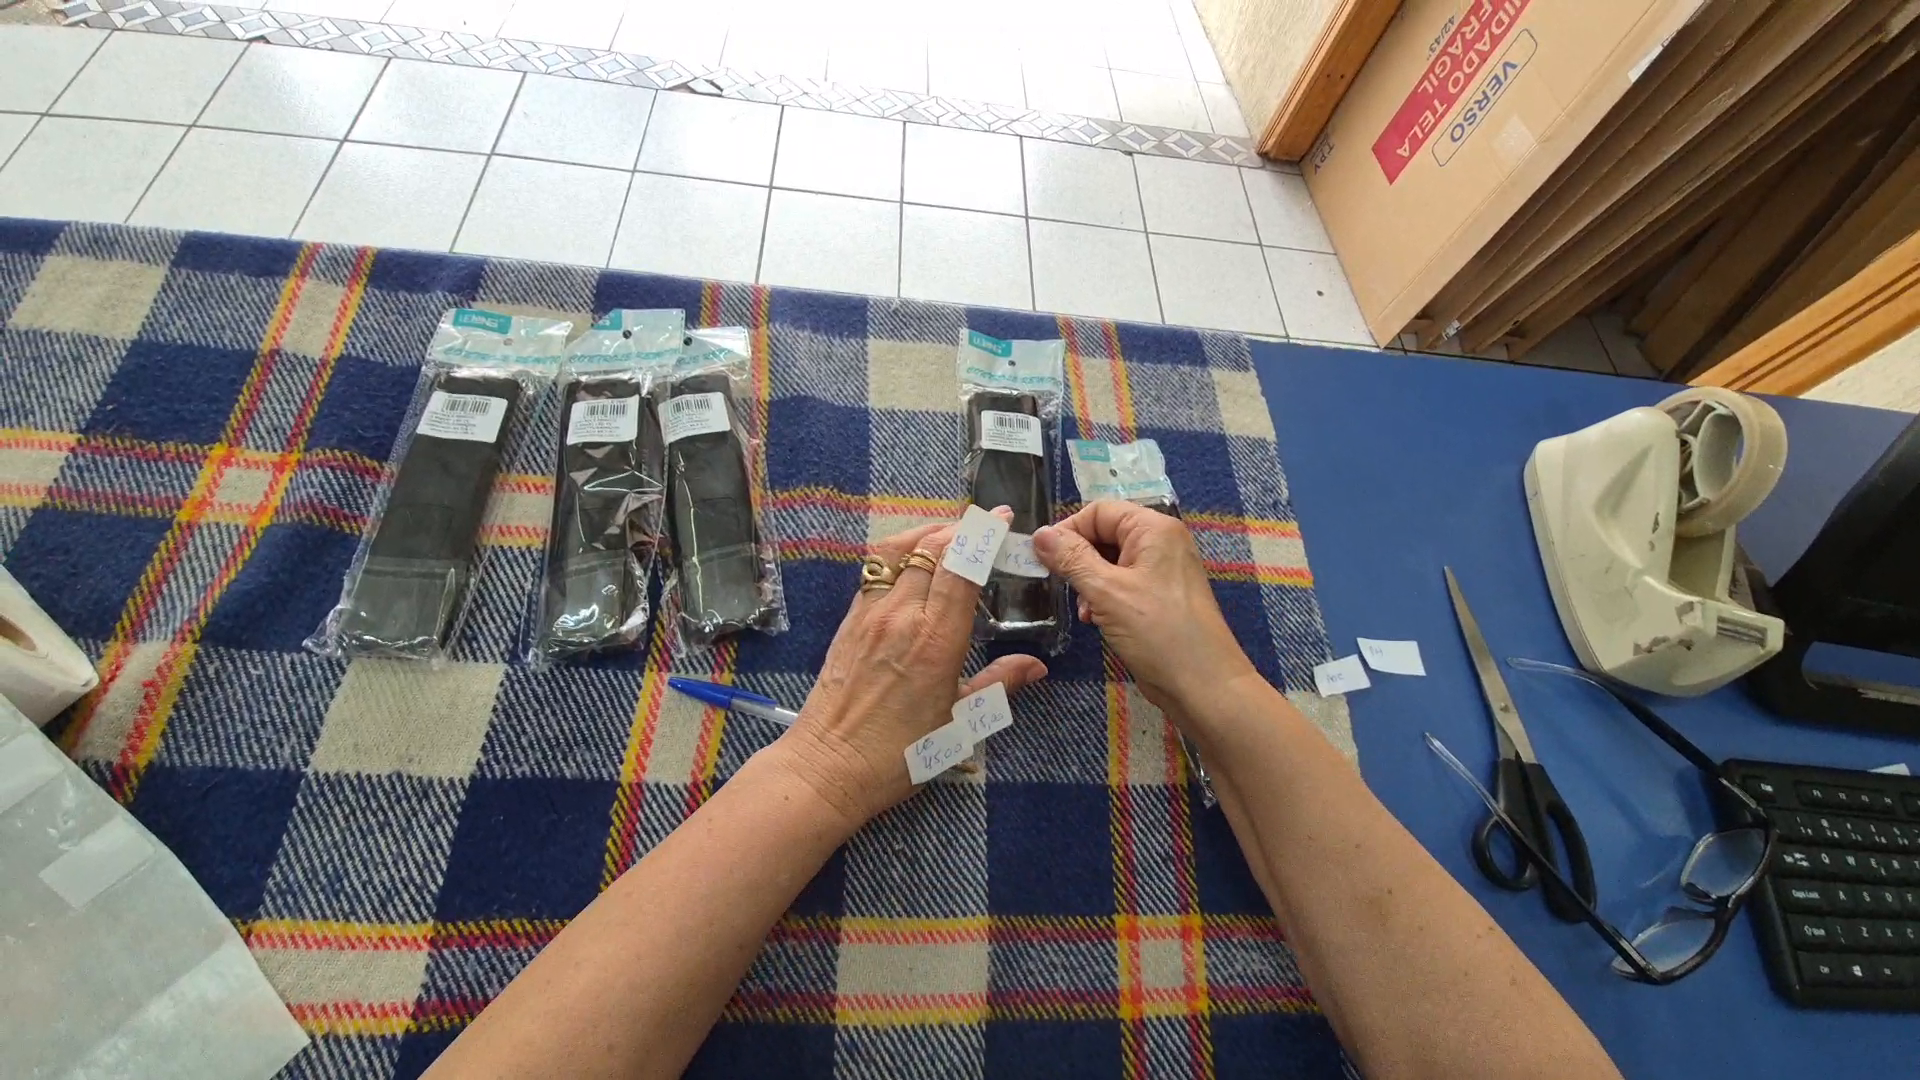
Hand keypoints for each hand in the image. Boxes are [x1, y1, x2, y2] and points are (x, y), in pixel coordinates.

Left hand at [774, 509, 1048, 828]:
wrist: (827, 767)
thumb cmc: (899, 753)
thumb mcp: (960, 723)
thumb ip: (999, 684)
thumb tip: (1035, 665)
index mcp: (936, 639)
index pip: (962, 566)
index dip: (985, 535)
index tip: (1003, 518)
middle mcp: (902, 615)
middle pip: (931, 547)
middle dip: (961, 528)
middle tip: (984, 526)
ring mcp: (870, 612)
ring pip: (898, 550)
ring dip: (927, 533)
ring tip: (949, 535)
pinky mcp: (850, 619)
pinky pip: (876, 568)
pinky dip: (900, 552)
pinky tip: (914, 563)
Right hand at [1032, 500, 1256, 712]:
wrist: (1204, 686)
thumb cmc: (1157, 632)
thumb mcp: (1106, 592)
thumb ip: (1071, 559)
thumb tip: (1039, 534)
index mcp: (1153, 529)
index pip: (1099, 511)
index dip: (1068, 531)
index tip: (1044, 559)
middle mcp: (1160, 542)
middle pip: (1104, 534)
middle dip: (1079, 560)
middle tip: (1064, 588)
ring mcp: (1162, 570)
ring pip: (1110, 561)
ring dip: (1089, 582)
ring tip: (1086, 611)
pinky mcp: (1160, 596)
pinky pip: (1123, 583)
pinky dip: (1104, 597)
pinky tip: (1097, 620)